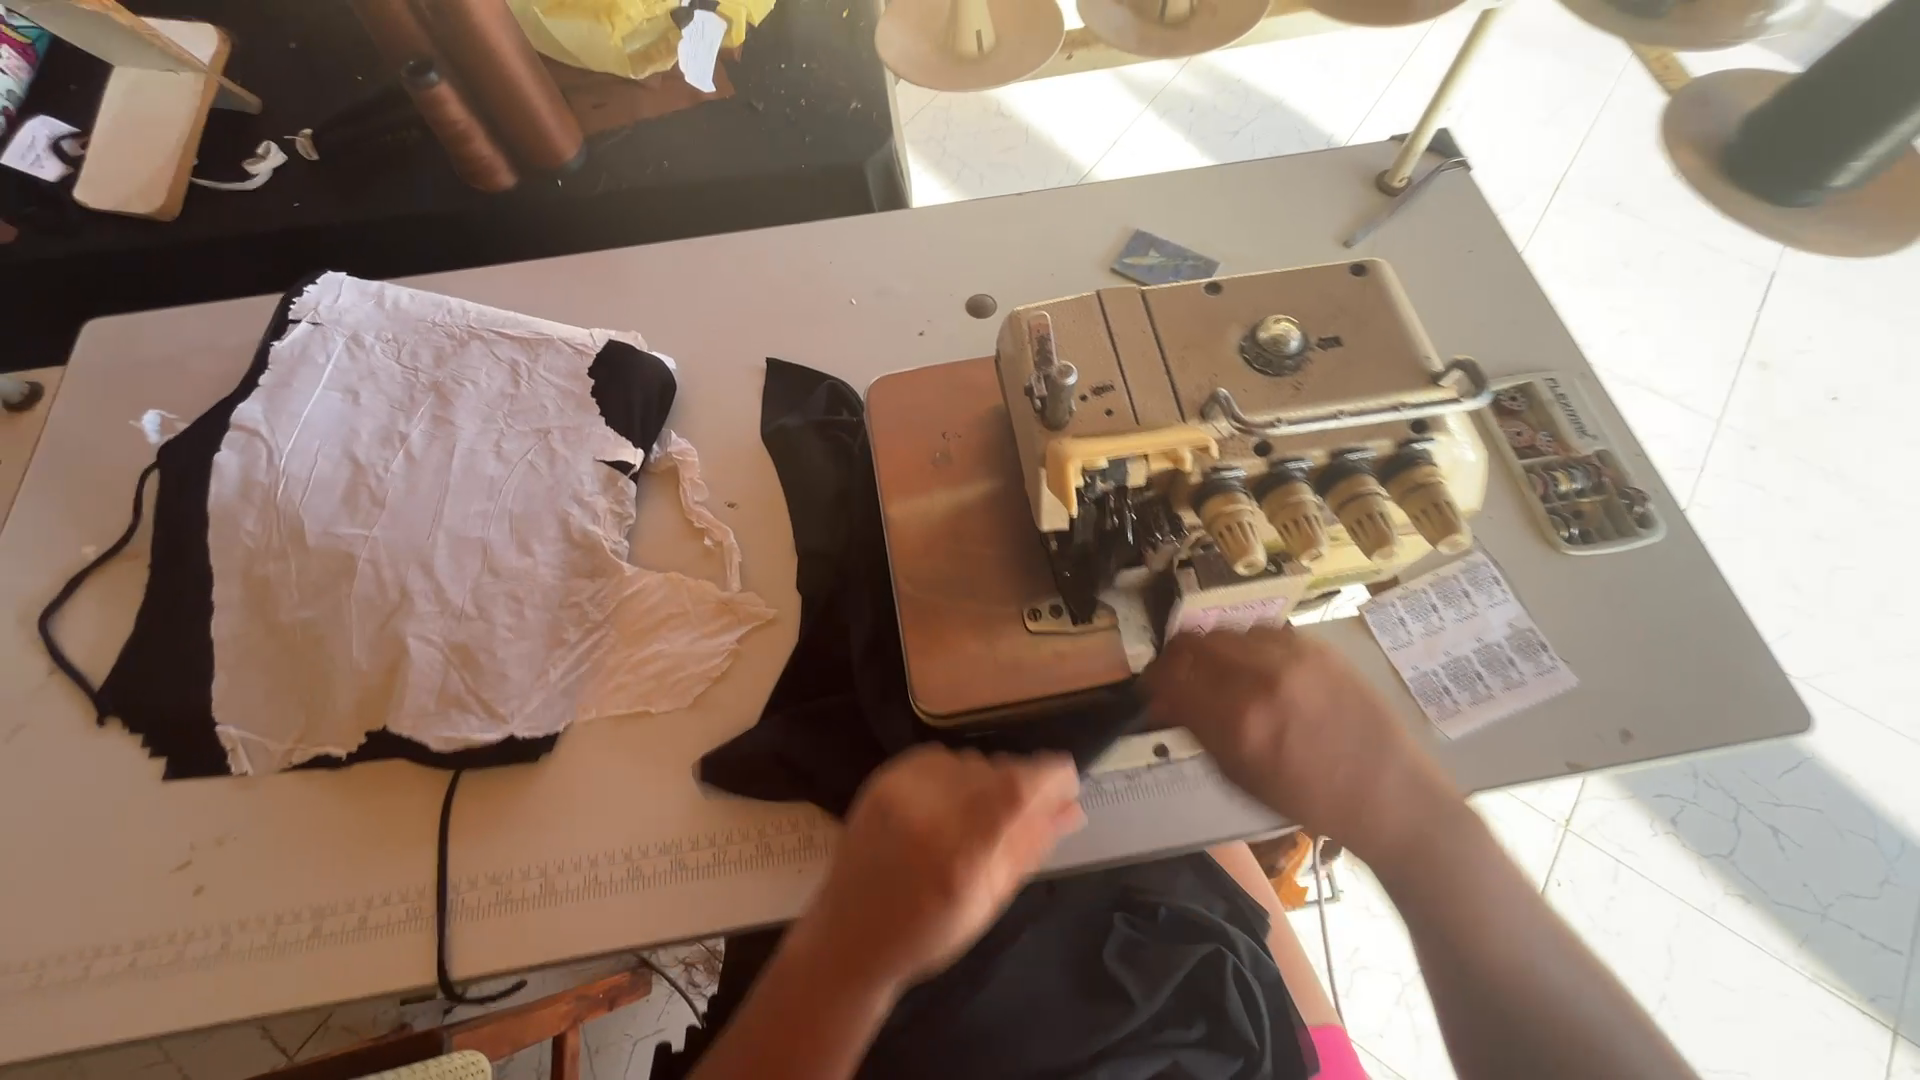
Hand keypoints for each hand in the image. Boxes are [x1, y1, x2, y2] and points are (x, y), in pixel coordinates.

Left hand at [795, 746, 1084, 989]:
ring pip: (969, 761)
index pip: (1016, 788)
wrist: (848, 937)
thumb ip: (1030, 846)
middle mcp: (928, 811)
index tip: (1068, 779)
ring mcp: (899, 789)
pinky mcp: (882, 778)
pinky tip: (947, 806)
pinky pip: (939, 758)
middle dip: (1020, 784)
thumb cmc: (927, 933)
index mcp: (959, 853)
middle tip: (1021, 814)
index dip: (1051, 774)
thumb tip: (1073, 808)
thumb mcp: (989, 900)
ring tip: (975, 819)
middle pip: (996, 769)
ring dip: (986, 781)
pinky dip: (955, 776)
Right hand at [1140, 624, 1460, 861]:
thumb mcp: (1241, 776)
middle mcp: (1263, 677)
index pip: (1170, 677)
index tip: (1151, 693)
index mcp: (1240, 721)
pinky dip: (1247, 648)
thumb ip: (1198, 730)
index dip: (1151, 682)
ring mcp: (1293, 656)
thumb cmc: (1310, 799)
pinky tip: (1257, 670)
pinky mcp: (1317, 646)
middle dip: (1175, 661)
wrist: (1391, 794)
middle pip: (1191, 643)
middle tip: (1176, 679)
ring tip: (1219, 675)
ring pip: (1225, 633)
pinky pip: (1262, 632)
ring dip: (1211, 652)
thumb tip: (1164, 702)